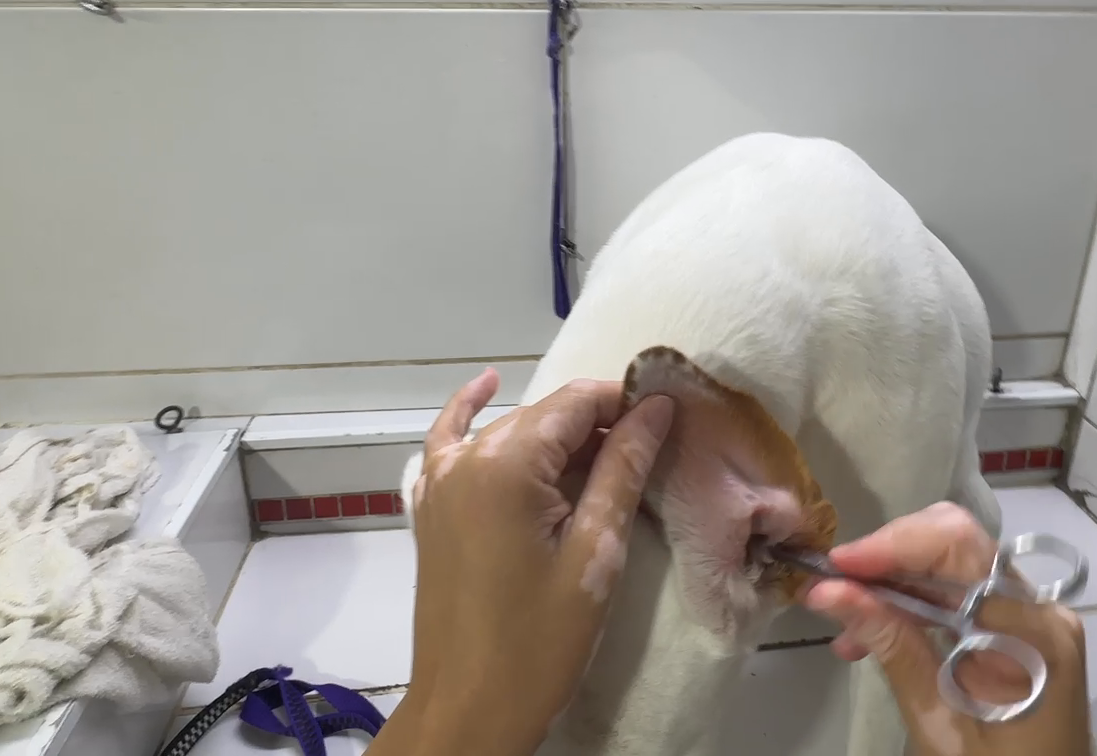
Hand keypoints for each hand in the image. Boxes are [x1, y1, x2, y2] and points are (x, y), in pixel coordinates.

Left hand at [379, 370, 675, 755]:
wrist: (466, 711)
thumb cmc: (538, 641)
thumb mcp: (596, 553)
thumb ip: (623, 468)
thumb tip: (656, 408)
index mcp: (506, 462)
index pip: (577, 402)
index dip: (624, 403)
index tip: (665, 417)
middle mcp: (468, 456)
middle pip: (546, 414)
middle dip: (598, 424)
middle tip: (645, 449)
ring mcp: (441, 477)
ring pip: (512, 428)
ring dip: (558, 433)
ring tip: (607, 453)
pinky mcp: (431, 502)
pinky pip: (449, 438)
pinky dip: (470, 409)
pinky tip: (489, 384)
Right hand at [805, 503, 1090, 755]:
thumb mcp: (939, 724)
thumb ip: (891, 647)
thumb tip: (824, 589)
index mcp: (1034, 631)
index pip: (958, 548)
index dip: (894, 543)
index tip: (838, 564)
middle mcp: (1038, 607)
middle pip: (952, 542)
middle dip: (886, 555)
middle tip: (834, 582)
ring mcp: (1028, 613)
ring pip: (945, 560)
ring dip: (888, 579)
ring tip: (842, 616)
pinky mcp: (1012, 625)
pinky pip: (951, 590)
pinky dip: (906, 600)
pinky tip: (869, 629)